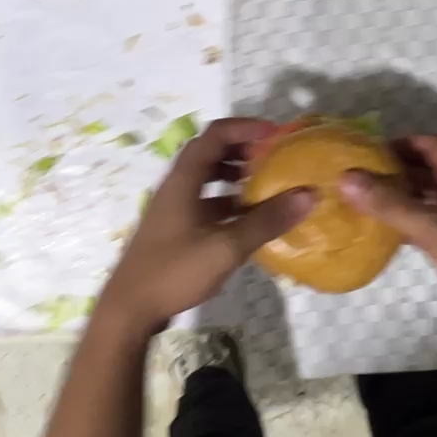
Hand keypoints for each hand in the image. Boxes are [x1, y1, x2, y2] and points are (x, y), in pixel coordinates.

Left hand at [99, 118, 312, 332]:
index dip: (246, 127)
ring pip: (207, 176)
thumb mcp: (226, 247)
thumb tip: (307, 195)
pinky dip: (227, 199)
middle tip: (275, 159)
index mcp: (184, 180)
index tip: (276, 135)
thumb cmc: (174, 271)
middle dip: (243, 148)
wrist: (129, 309)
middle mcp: (176, 186)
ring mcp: (173, 207)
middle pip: (210, 151)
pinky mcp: (175, 227)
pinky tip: (247, 218)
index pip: (215, 134)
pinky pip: (205, 199)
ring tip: (265, 185)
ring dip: (235, 174)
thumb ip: (265, 221)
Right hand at [339, 135, 436, 339]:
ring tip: (359, 199)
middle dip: (393, 169)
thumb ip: (389, 203)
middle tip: (357, 175)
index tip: (368, 151)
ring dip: (395, 196)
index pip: (431, 144)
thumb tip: (346, 177)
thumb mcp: (432, 227)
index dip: (402, 142)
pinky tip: (377, 229)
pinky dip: (400, 222)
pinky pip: (421, 224)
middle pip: (425, 169)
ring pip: (422, 197)